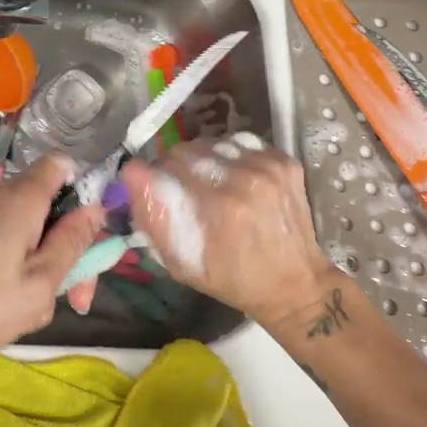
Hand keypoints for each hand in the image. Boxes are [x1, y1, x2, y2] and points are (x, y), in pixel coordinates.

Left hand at [0, 154, 103, 371]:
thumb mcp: (41, 283)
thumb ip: (72, 242)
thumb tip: (96, 208)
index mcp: (21, 199)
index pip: (61, 166)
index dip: (84, 193)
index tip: (91, 235)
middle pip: (48, 202)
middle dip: (69, 242)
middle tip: (76, 296)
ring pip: (27, 224)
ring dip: (43, 257)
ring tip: (39, 306)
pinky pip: (4, 235)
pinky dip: (17, 260)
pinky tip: (11, 299)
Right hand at [122, 134, 337, 325]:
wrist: (295, 284)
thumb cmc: (232, 280)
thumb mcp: (182, 263)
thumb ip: (152, 217)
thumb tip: (131, 173)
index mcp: (218, 208)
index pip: (165, 166)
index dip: (154, 176)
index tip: (157, 189)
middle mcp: (244, 180)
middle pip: (186, 149)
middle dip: (176, 166)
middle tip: (182, 188)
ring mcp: (268, 166)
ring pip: (212, 142)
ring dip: (203, 159)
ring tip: (210, 184)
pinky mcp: (283, 160)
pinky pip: (239, 143)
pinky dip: (230, 156)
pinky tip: (234, 178)